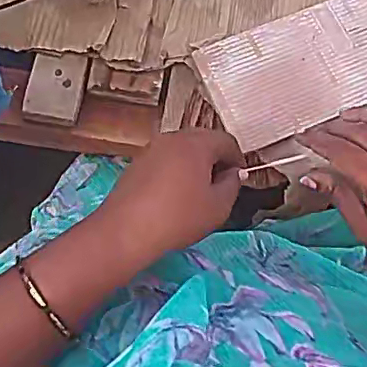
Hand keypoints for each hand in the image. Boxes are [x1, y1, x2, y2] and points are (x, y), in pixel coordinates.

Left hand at [88, 129, 243, 263]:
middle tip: (220, 185)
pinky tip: (173, 195)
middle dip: (215, 159)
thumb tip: (232, 173)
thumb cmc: (179, 217)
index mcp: (196, 143)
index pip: (226, 141)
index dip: (237, 159)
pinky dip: (174, 170)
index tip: (239, 180)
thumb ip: (232, 185)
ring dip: (194, 164)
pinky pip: (164, 160)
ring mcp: (152, 148)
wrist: (126, 229)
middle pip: (202, 140)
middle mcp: (173, 138)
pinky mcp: (136, 163)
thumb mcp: (218, 206)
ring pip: (181, 149)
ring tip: (196, 192)